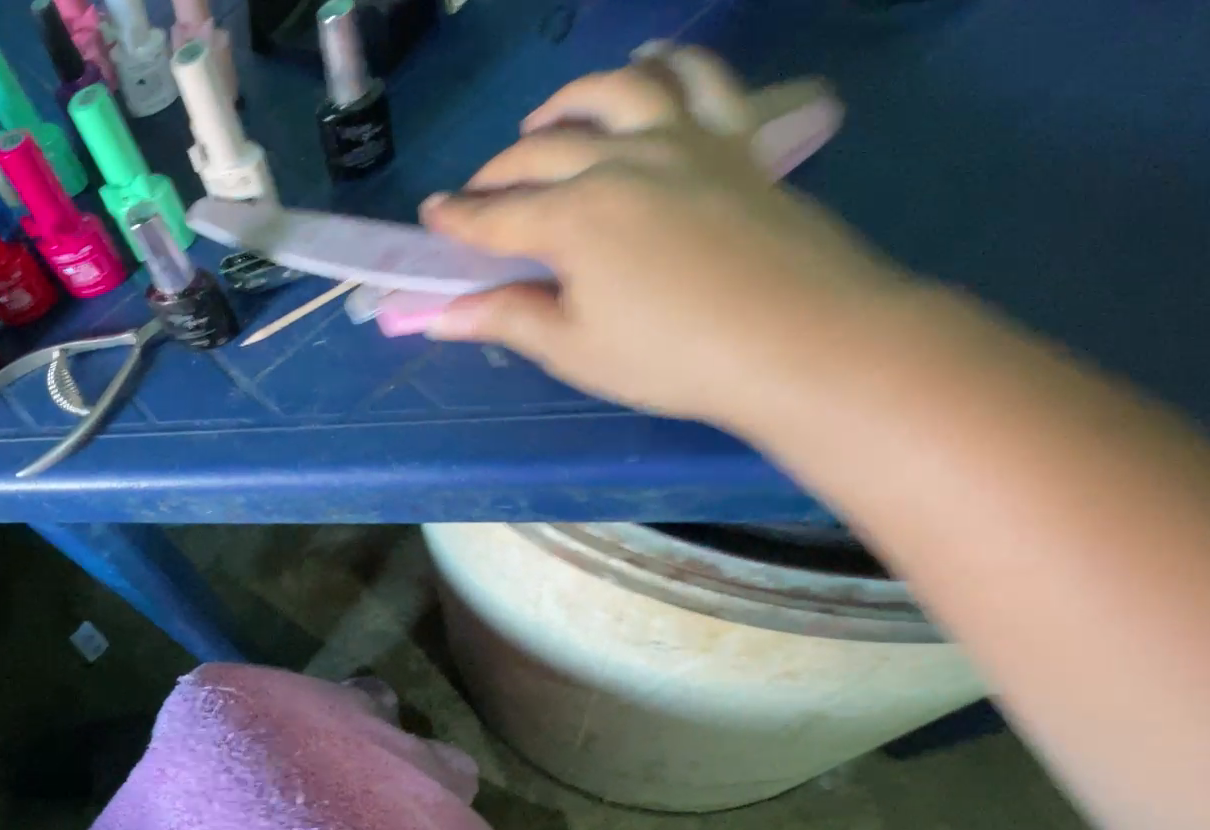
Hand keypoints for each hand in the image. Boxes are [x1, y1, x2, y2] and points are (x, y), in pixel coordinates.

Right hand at [420, 45, 918, 427]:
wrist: (806, 342)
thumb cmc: (675, 358)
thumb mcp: (576, 349)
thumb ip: (508, 318)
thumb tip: (442, 317)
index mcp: (575, 218)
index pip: (496, 215)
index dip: (457, 218)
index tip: (431, 215)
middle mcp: (621, 163)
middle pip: (542, 150)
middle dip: (498, 171)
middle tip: (479, 194)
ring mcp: (683, 142)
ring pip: (614, 92)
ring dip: (567, 102)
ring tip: (545, 122)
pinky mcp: (734, 141)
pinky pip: (700, 79)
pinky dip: (667, 64)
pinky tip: (647, 66)